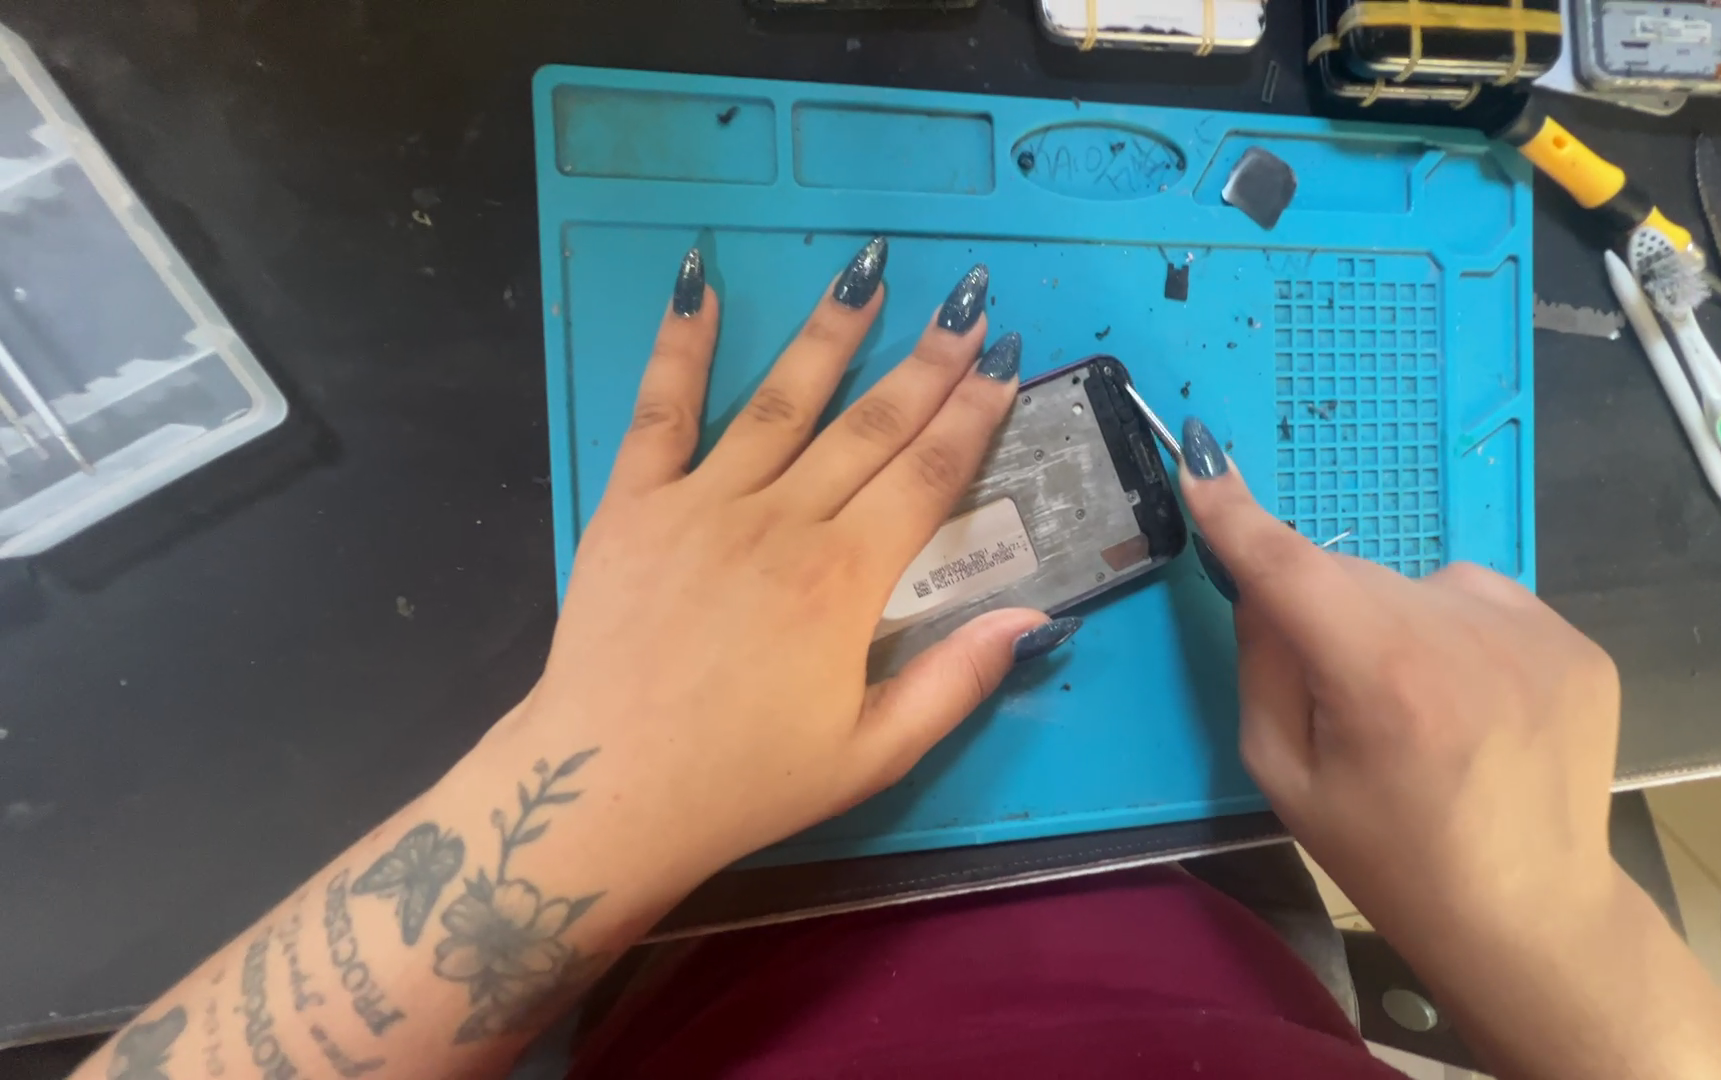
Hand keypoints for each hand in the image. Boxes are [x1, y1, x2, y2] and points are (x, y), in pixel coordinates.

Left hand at [505, 241, 1068, 889]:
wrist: (604, 795)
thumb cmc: (746, 781)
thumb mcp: (872, 755)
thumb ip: (957, 681)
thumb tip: (1037, 619)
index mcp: (846, 580)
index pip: (929, 475)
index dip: (975, 415)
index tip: (1006, 362)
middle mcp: (782, 522)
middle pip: (872, 425)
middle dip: (929, 362)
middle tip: (966, 303)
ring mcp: (702, 503)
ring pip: (783, 400)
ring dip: (830, 333)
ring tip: (869, 272)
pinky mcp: (634, 503)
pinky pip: (660, 410)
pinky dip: (679, 347)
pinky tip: (698, 286)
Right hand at [1176, 416, 1622, 951]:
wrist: (1530, 913)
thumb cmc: (1383, 853)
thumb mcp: (1281, 770)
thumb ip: (1261, 663)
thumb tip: (1261, 584)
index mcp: (1383, 683)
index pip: (1291, 570)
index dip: (1238, 515)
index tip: (1201, 461)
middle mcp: (1462, 639)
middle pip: (1344, 574)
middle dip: (1312, 602)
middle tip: (1328, 681)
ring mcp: (1532, 632)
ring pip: (1403, 582)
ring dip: (1377, 615)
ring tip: (1407, 697)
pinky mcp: (1573, 638)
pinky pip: (1466, 595)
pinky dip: (1439, 624)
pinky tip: (1461, 690)